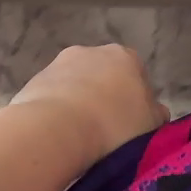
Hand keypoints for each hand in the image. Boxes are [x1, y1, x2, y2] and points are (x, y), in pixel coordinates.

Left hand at [8, 45, 169, 162]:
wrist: (54, 131)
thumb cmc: (113, 125)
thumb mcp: (150, 125)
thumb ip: (156, 114)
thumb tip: (156, 111)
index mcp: (125, 56)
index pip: (137, 75)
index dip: (136, 101)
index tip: (131, 126)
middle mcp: (91, 51)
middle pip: (104, 76)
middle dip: (105, 98)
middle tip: (106, 132)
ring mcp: (59, 64)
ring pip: (75, 86)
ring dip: (78, 105)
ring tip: (79, 139)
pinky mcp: (33, 82)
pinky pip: (52, 98)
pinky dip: (55, 113)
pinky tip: (57, 137)